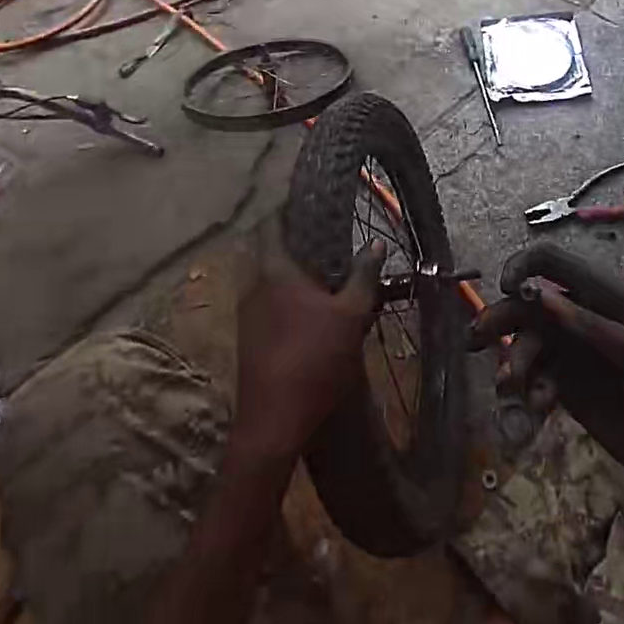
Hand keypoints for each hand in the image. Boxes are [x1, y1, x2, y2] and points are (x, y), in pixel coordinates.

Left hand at [232, 219, 385, 459]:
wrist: (274, 420)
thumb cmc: (315, 359)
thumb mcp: (351, 315)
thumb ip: (363, 276)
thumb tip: (376, 244)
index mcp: (276, 272)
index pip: (272, 226)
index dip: (287, 210)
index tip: (310, 203)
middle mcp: (254, 287)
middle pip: (270, 252)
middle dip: (295, 243)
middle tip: (325, 239)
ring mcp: (247, 315)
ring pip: (268, 280)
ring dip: (291, 273)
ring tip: (322, 274)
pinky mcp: (248, 338)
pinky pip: (267, 303)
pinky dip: (285, 297)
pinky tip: (309, 313)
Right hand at [471, 244, 623, 564]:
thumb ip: (592, 328)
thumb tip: (541, 299)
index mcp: (604, 296)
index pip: (555, 262)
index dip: (525, 265)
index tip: (507, 288)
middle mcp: (579, 316)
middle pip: (527, 304)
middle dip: (501, 318)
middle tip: (475, 340)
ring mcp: (569, 351)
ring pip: (525, 342)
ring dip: (512, 360)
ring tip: (511, 387)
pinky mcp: (562, 385)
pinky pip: (532, 377)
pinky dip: (528, 389)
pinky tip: (539, 407)